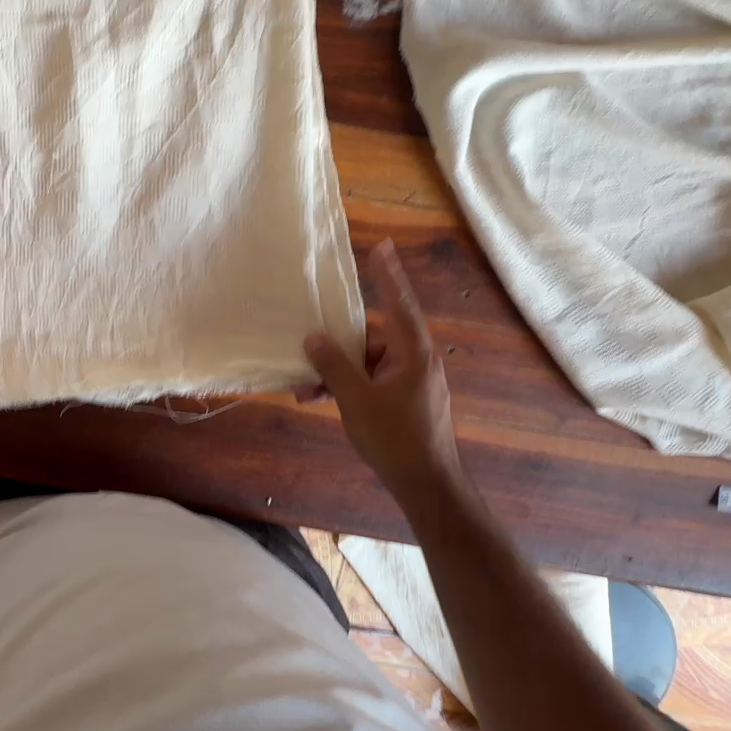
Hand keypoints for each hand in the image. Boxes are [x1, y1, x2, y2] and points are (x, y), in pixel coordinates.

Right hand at [297, 239, 462, 497]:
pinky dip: (348, 388)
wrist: (426, 484)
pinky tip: (322, 401)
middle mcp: (417, 362)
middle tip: (304, 350)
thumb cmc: (394, 436)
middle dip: (337, 347)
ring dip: (336, 373)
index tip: (381, 247)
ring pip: (368, 364)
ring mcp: (413, 383)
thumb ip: (334, 364)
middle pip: (373, 338)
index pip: (398, 304)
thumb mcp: (355, 398)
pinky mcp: (406, 402)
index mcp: (414, 353)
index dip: (387, 276)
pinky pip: (372, 383)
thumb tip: (314, 337)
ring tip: (305, 390)